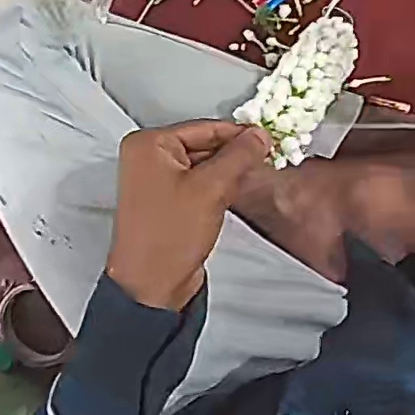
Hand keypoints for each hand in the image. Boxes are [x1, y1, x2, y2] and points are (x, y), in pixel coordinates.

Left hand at [106, 122, 272, 310]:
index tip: (266, 139)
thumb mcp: (212, 187)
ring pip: (205, 163)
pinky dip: (220, 184)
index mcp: (149, 145)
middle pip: (205, 143)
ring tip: (251, 176)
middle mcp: (148, 158)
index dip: (239, 134)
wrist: (152, 286)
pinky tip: (234, 192)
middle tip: (264, 158)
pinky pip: (200, 181)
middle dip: (235, 153)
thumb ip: (239, 155)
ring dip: (229, 170)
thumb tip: (258, 136)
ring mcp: (157, 180)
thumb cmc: (166, 238)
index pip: (206, 127)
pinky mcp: (168, 199)